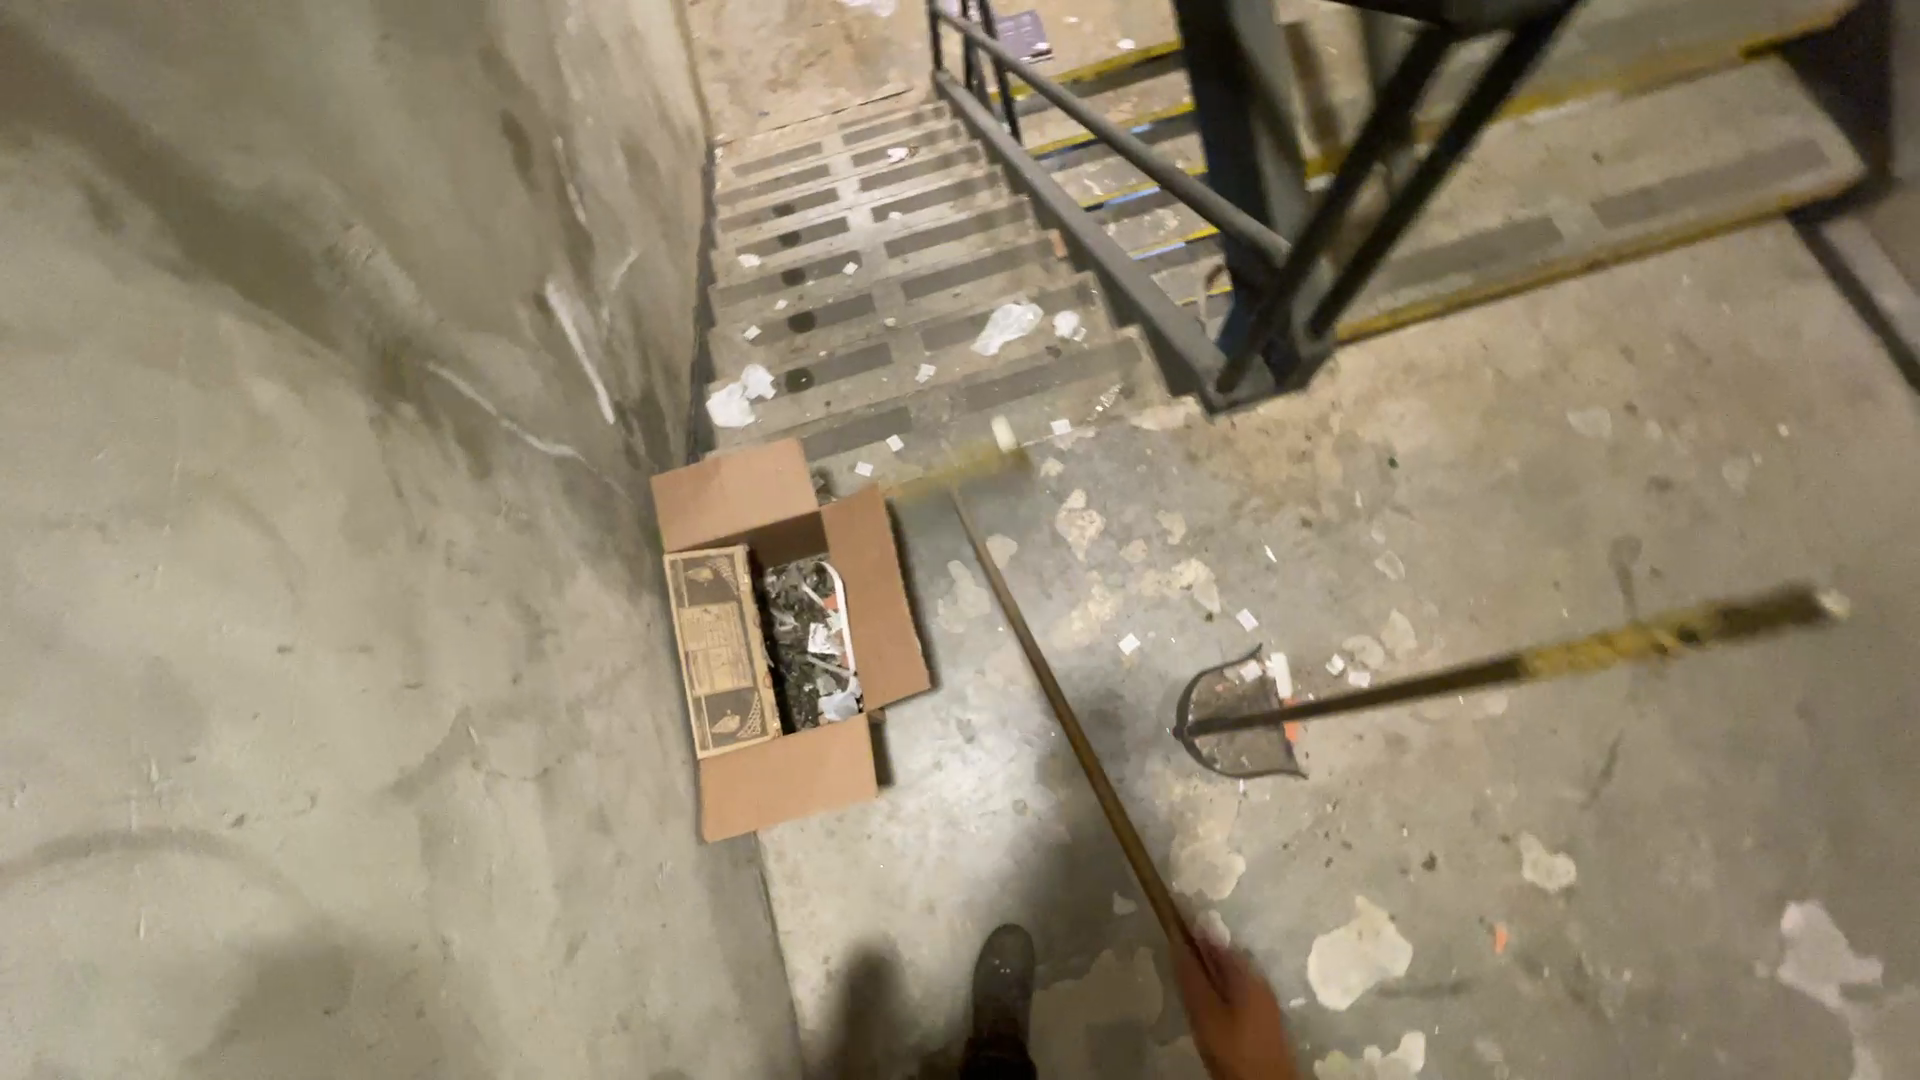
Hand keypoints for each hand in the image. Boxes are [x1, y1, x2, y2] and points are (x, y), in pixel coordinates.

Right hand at [1174, 931, 1299, 1079]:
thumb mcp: (1204, 1011)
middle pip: (1226, 957)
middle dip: (1202, 955)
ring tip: (1191, 984)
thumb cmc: (1233, 1048)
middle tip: (1179, 961)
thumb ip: (1190, 976)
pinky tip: (1211, 1005)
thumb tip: (1176, 942)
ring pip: (1232, 977)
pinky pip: (1239, 993)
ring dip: (1212, 975)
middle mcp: (1260, 980)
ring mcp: (1265, 1000)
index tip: (1173, 932)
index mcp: (1247, 972)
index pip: (1216, 939)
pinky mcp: (1265, 1019)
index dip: (1193, 933)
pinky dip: (1222, 992)